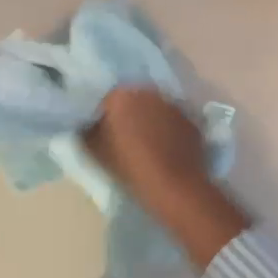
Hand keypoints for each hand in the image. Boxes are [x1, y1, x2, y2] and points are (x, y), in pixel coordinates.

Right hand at [82, 88, 249, 268]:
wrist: (174, 186)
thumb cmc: (129, 166)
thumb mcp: (95, 150)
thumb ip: (87, 130)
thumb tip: (86, 123)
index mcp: (120, 95)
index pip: (106, 99)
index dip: (104, 116)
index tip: (103, 132)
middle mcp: (148, 92)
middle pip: (132, 99)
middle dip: (127, 113)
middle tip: (124, 136)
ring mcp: (173, 104)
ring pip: (154, 108)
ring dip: (149, 119)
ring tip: (147, 143)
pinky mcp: (191, 120)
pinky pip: (173, 120)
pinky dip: (168, 129)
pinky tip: (166, 148)